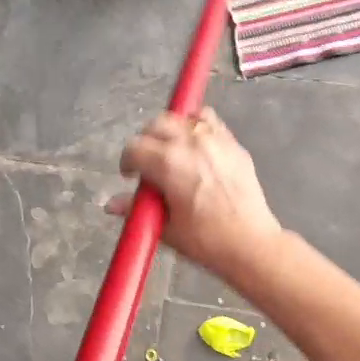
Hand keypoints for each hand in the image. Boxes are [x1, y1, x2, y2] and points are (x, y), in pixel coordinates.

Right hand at [109, 108, 282, 277]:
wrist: (249, 242)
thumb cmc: (204, 240)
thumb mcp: (165, 227)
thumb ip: (136, 209)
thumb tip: (110, 205)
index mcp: (169, 163)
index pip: (135, 147)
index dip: (127, 162)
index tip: (129, 176)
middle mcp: (191, 142)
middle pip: (157, 124)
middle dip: (146, 141)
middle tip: (148, 164)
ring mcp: (215, 139)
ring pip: (183, 117)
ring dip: (172, 131)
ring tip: (172, 152)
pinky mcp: (233, 144)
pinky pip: (210, 121)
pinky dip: (197, 128)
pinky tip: (197, 149)